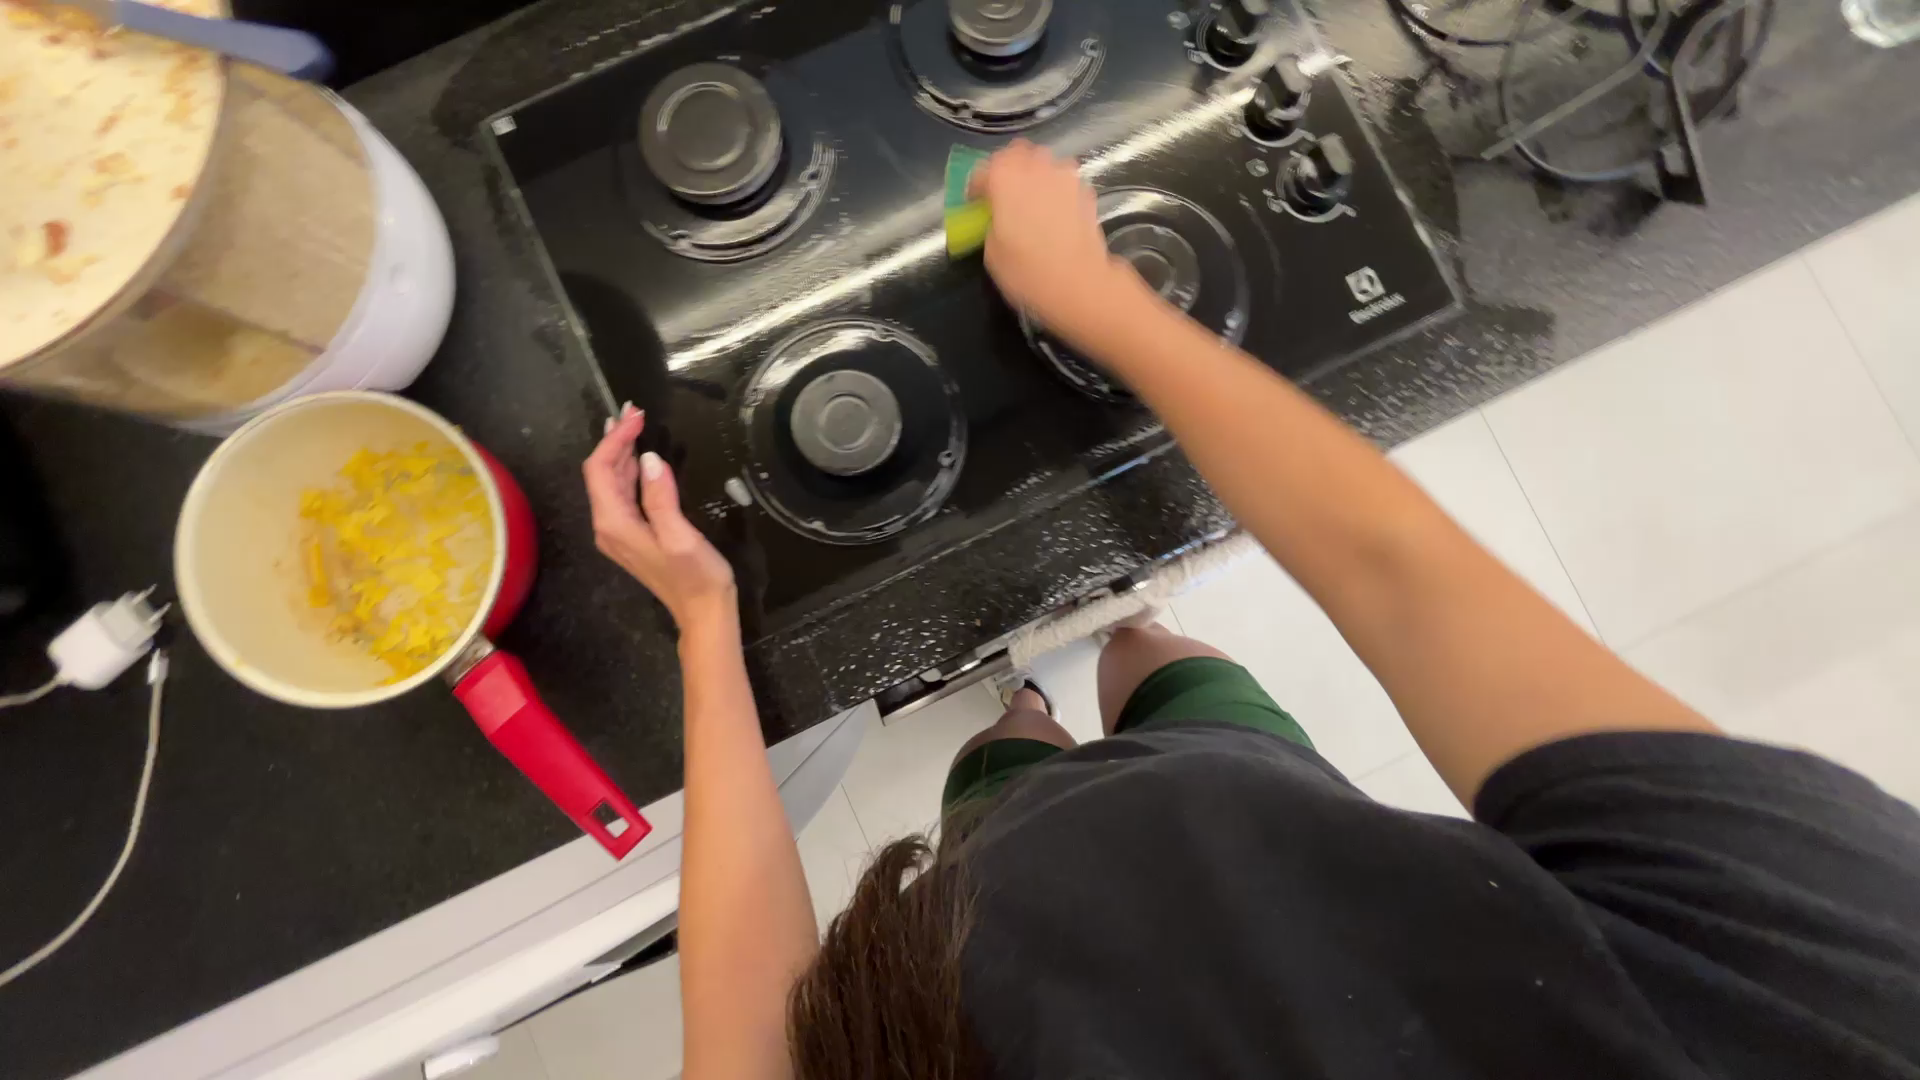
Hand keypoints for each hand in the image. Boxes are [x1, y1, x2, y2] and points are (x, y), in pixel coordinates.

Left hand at [582, 404, 736, 632]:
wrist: (703, 612)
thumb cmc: (696, 576)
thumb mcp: (681, 536)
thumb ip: (660, 497)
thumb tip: (648, 459)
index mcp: (615, 524)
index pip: (601, 470)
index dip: (615, 439)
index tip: (638, 416)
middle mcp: (609, 527)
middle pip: (601, 474)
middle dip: (615, 440)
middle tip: (636, 411)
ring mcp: (620, 533)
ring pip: (611, 483)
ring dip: (621, 453)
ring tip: (635, 426)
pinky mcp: (633, 536)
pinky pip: (623, 495)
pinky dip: (629, 471)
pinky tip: (641, 460)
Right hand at [970, 140, 1142, 339]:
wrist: (1079, 284)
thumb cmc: (1028, 271)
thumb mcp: (992, 253)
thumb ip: (991, 225)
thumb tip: (999, 219)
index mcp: (1004, 177)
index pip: (982, 171)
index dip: (976, 188)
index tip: (975, 204)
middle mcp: (1035, 166)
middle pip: (1016, 154)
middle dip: (1007, 170)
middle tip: (1003, 196)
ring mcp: (1064, 175)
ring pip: (1044, 163)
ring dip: (1034, 176)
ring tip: (1031, 202)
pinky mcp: (1085, 190)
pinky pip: (1063, 181)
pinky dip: (1055, 190)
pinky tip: (1054, 214)